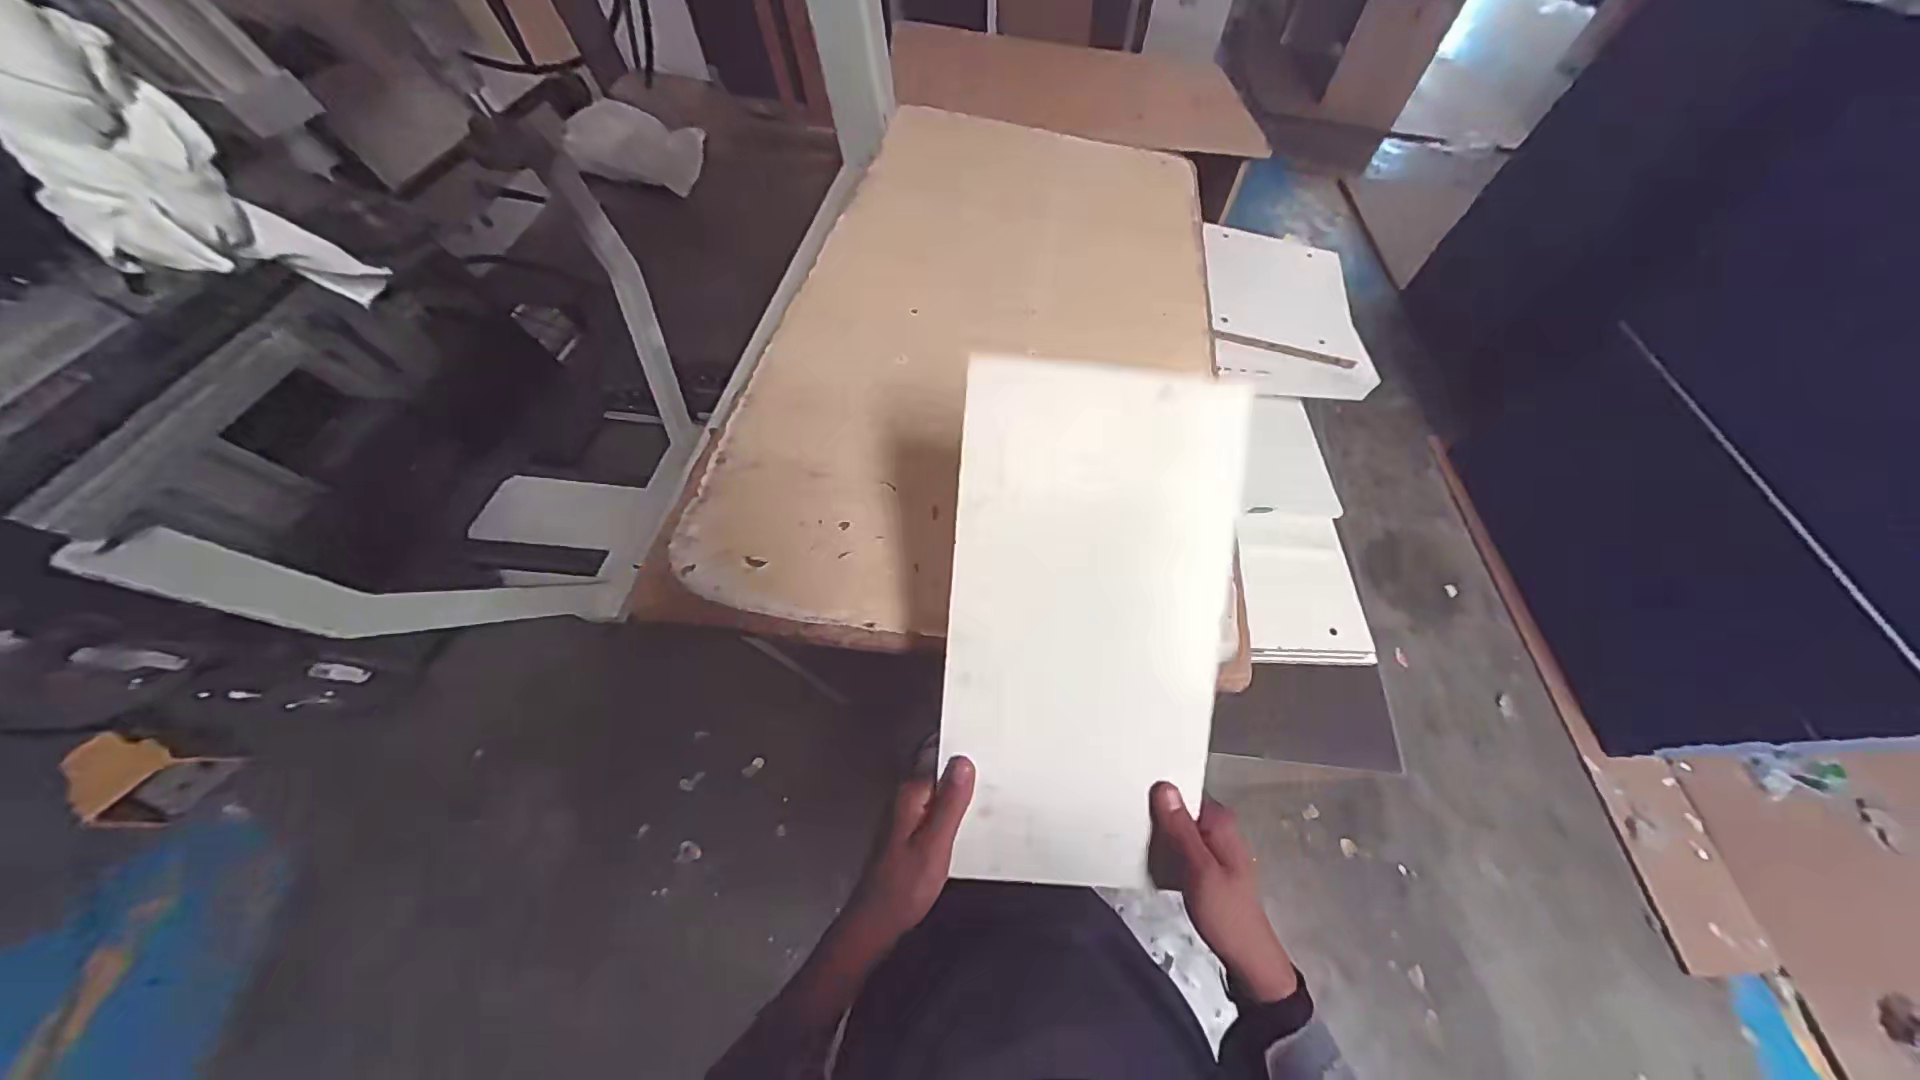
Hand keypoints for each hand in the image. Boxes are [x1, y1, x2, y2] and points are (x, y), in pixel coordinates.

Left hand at [841, 755, 975, 942]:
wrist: (877, 922)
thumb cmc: (901, 889)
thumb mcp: (935, 844)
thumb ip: (950, 802)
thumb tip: (963, 763)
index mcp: (911, 795)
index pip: (935, 752)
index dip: (958, 744)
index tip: (982, 740)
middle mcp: (906, 798)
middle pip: (935, 766)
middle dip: (960, 761)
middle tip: (989, 759)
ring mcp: (906, 813)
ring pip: (936, 785)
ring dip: (957, 783)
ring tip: (984, 784)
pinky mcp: (910, 829)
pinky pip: (934, 804)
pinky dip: (952, 804)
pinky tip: (966, 815)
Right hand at [1149, 781, 1298, 1002]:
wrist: (1247, 959)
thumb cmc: (1226, 915)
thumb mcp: (1199, 870)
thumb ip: (1180, 828)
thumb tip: (1164, 787)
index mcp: (1221, 822)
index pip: (1183, 792)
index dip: (1158, 795)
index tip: (1136, 802)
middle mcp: (1219, 828)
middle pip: (1178, 810)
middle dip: (1157, 818)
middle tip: (1138, 831)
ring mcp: (1213, 846)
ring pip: (1176, 829)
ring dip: (1160, 837)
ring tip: (1144, 847)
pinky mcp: (1206, 863)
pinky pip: (1179, 846)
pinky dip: (1166, 852)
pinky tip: (1156, 864)